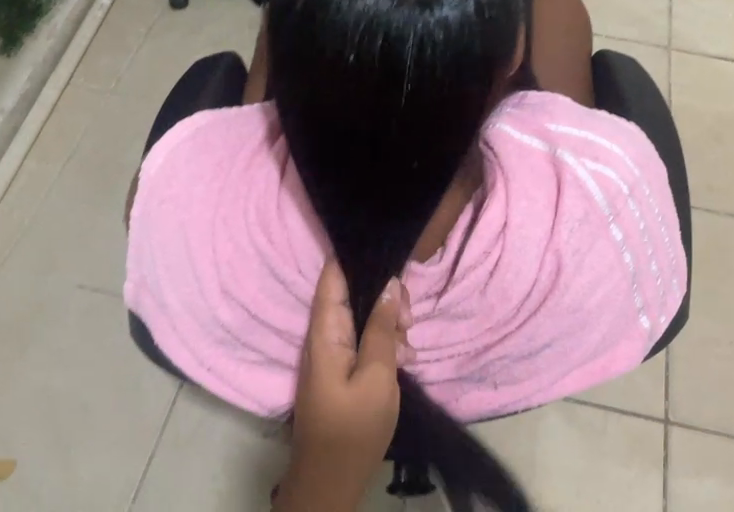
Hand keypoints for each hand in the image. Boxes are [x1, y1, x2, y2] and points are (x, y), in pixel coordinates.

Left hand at [276, 261, 409, 510]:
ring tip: (409, 342)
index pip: (332, 276)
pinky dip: (384, 342)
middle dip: (384, 295)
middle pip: (352, 293)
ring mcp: (332, 353)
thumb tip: (389, 283)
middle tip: (409, 318)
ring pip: (362, 316)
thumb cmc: (352, 429)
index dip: (356, 256)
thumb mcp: (376, 376)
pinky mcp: (342, 369)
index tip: (389, 251)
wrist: (329, 481)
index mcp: (325, 332)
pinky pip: (363, 340)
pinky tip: (405, 356)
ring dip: (388, 321)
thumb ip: (380, 328)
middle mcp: (324, 335)